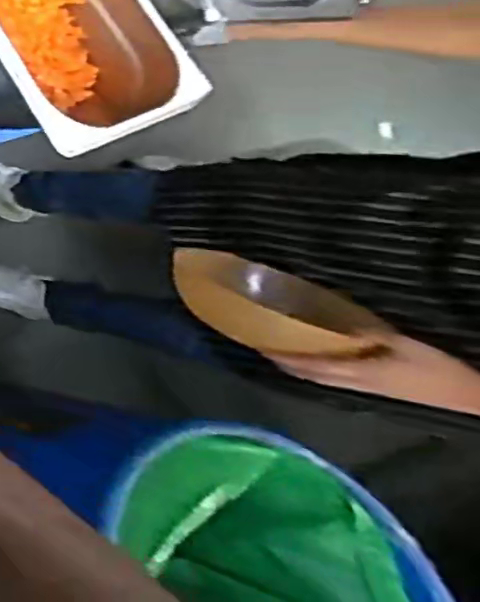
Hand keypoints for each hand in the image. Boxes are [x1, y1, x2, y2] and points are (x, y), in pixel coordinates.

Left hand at [264, 334, 479, 415]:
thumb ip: (367, 332)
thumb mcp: (403, 344)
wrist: (474, 398)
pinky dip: (318, 373)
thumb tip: (337, 319)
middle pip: (310, 375)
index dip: (283, 357)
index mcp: (357, 371)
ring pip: (322, 381)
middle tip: (263, 348)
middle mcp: (356, 383)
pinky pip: (338, 382)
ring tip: (281, 355)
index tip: (259, 346)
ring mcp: (369, 390)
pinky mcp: (380, 392)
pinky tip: (316, 365)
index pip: (309, 365)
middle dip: (284, 363)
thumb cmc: (438, 368)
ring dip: (300, 370)